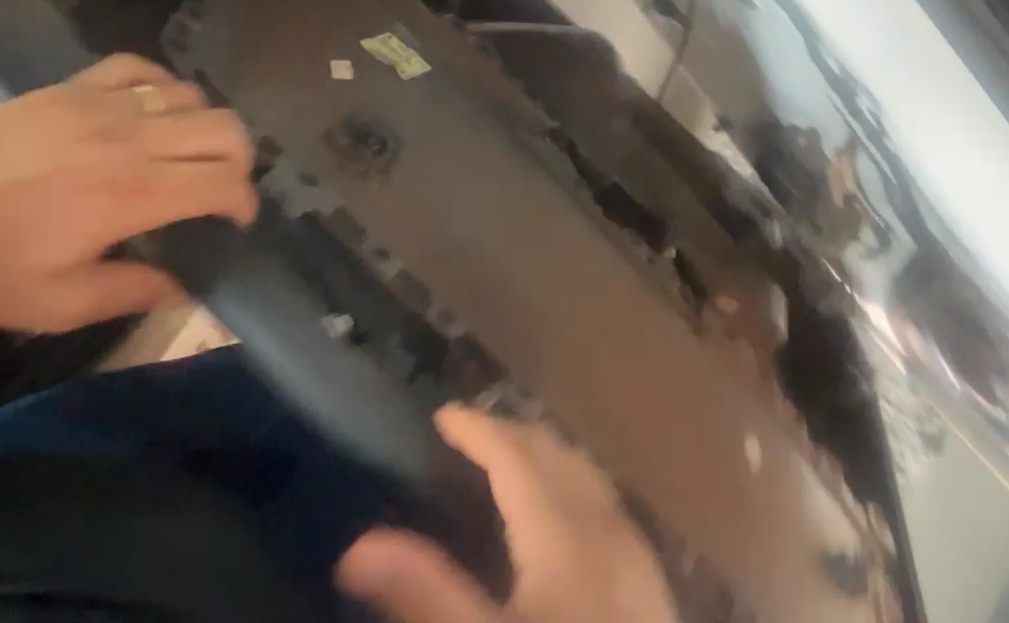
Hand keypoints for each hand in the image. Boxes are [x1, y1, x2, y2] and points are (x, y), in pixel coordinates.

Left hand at [0, 54, 255, 331]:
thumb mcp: (50, 305)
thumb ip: (129, 294)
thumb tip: (182, 286)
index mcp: (130, 194)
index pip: (224, 182)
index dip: (245, 204)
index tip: (235, 225)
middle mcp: (129, 138)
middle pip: (224, 128)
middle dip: (240, 161)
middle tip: (220, 191)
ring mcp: (97, 103)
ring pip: (190, 95)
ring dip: (204, 126)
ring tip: (185, 156)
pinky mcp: (67, 86)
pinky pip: (137, 68)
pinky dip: (160, 86)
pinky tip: (147, 112)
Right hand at [337, 407, 679, 622]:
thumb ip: (426, 594)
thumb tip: (357, 548)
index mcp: (563, 534)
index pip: (516, 457)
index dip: (479, 429)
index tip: (442, 415)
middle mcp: (604, 530)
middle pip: (557, 456)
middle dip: (512, 434)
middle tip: (469, 432)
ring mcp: (636, 557)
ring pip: (587, 478)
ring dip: (546, 457)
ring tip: (510, 460)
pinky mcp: (652, 588)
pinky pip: (606, 507)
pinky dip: (573, 487)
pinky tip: (565, 518)